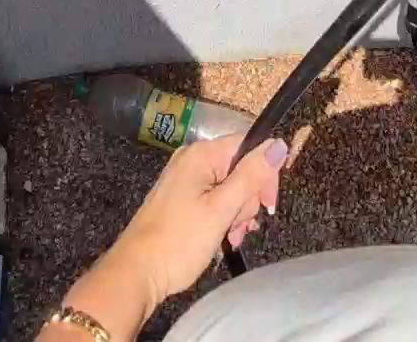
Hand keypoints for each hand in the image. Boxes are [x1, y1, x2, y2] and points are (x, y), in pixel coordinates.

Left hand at [54, 136, 286, 339]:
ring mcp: (185, 178)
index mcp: (201, 154)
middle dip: (247, 199)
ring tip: (230, 237)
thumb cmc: (180, 240)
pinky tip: (223, 238)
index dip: (265, 172)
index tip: (269, 205)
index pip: (248, 145)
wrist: (137, 272)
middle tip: (239, 227)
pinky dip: (223, 217)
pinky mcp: (181, 197)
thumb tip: (279, 143)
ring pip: (229, 186)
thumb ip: (251, 176)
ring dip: (237, 213)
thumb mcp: (221, 209)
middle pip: (239, 167)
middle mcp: (193, 158)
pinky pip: (214, 198)